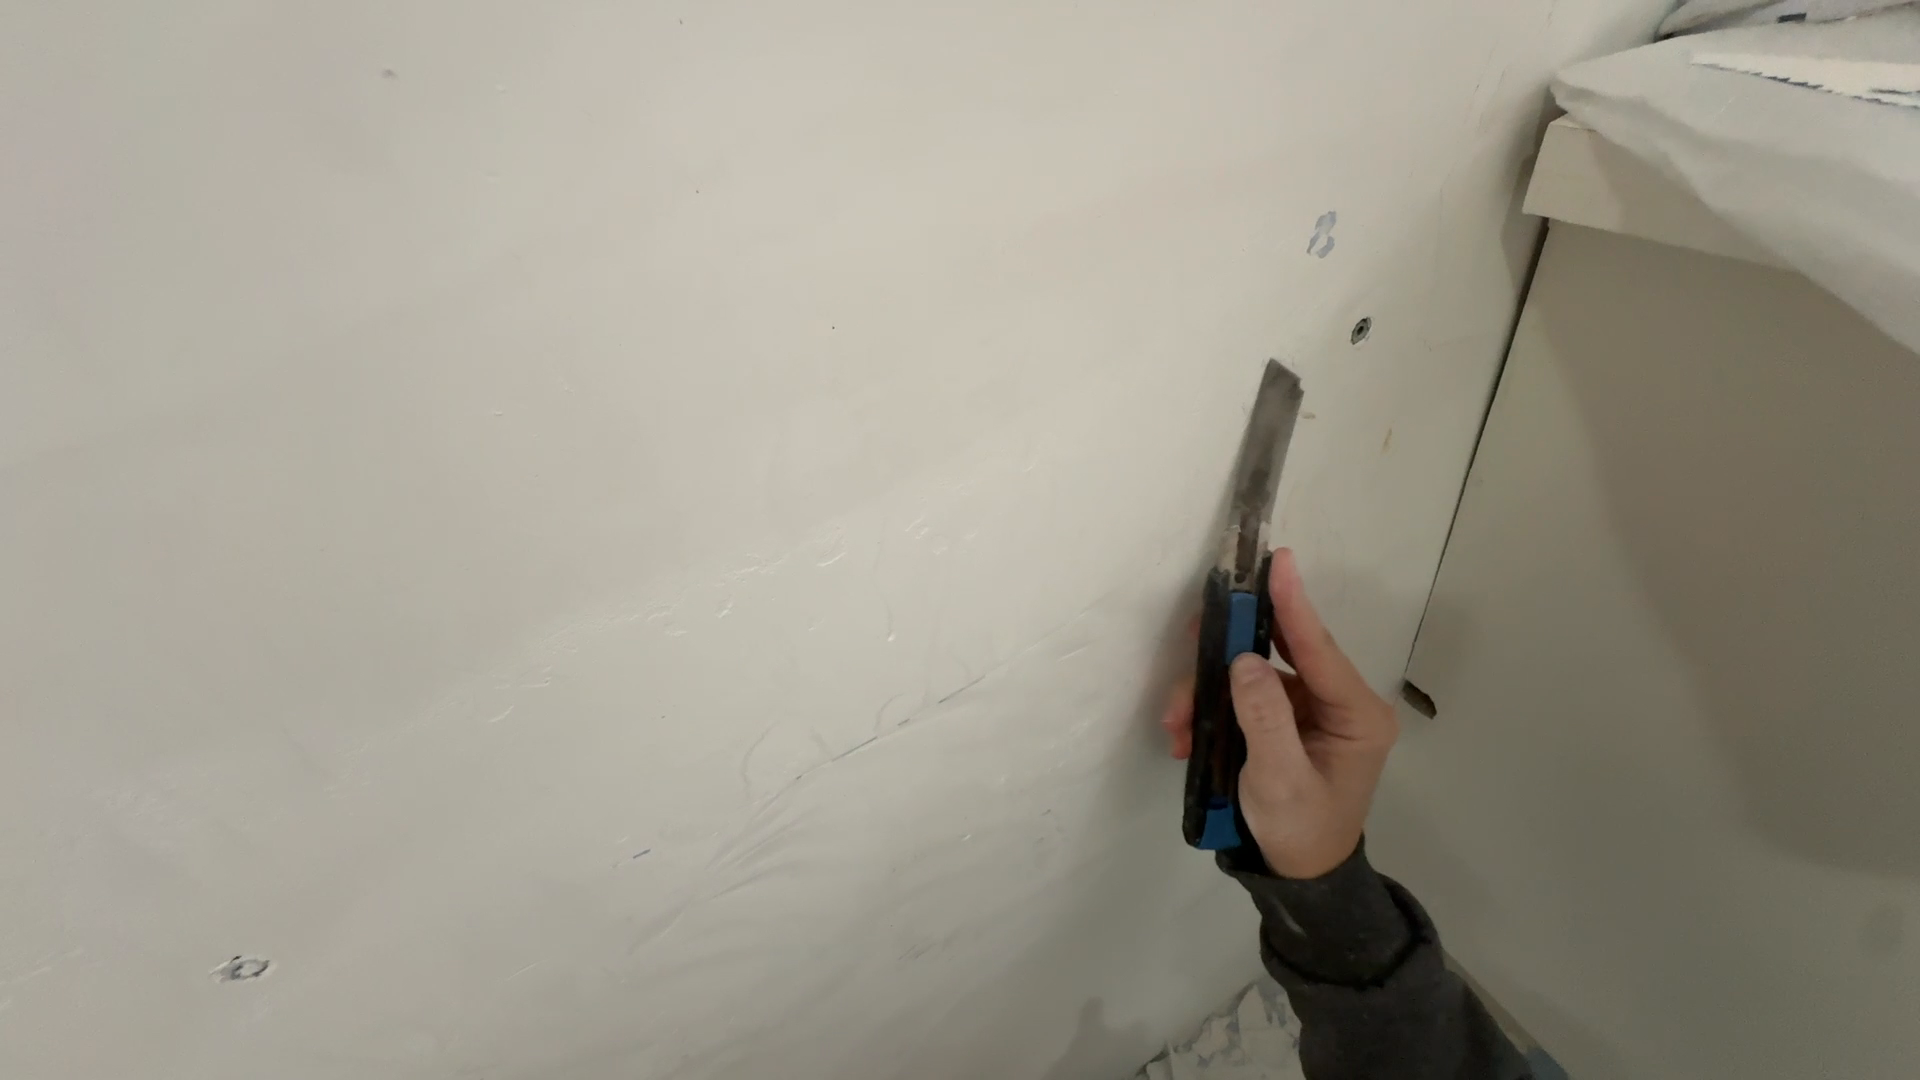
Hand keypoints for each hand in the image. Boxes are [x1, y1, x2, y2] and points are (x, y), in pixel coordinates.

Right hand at [1161, 548, 1398, 879]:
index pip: (1318, 648)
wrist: (1297, 873)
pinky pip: (1243, 696)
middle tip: (1195, 634)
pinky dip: (1210, 709)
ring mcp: (1310, 709)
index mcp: (1355, 714)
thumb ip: (1263, 717)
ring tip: (1175, 721)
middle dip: (1230, 648)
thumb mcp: (1278, 779)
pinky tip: (1185, 734)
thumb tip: (1243, 661)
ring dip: (1207, 691)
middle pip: (1282, 651)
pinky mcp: (1284, 718)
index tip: (1277, 561)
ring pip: (1252, 674)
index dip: (1293, 603)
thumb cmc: (1297, 829)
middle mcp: (1337, 702)